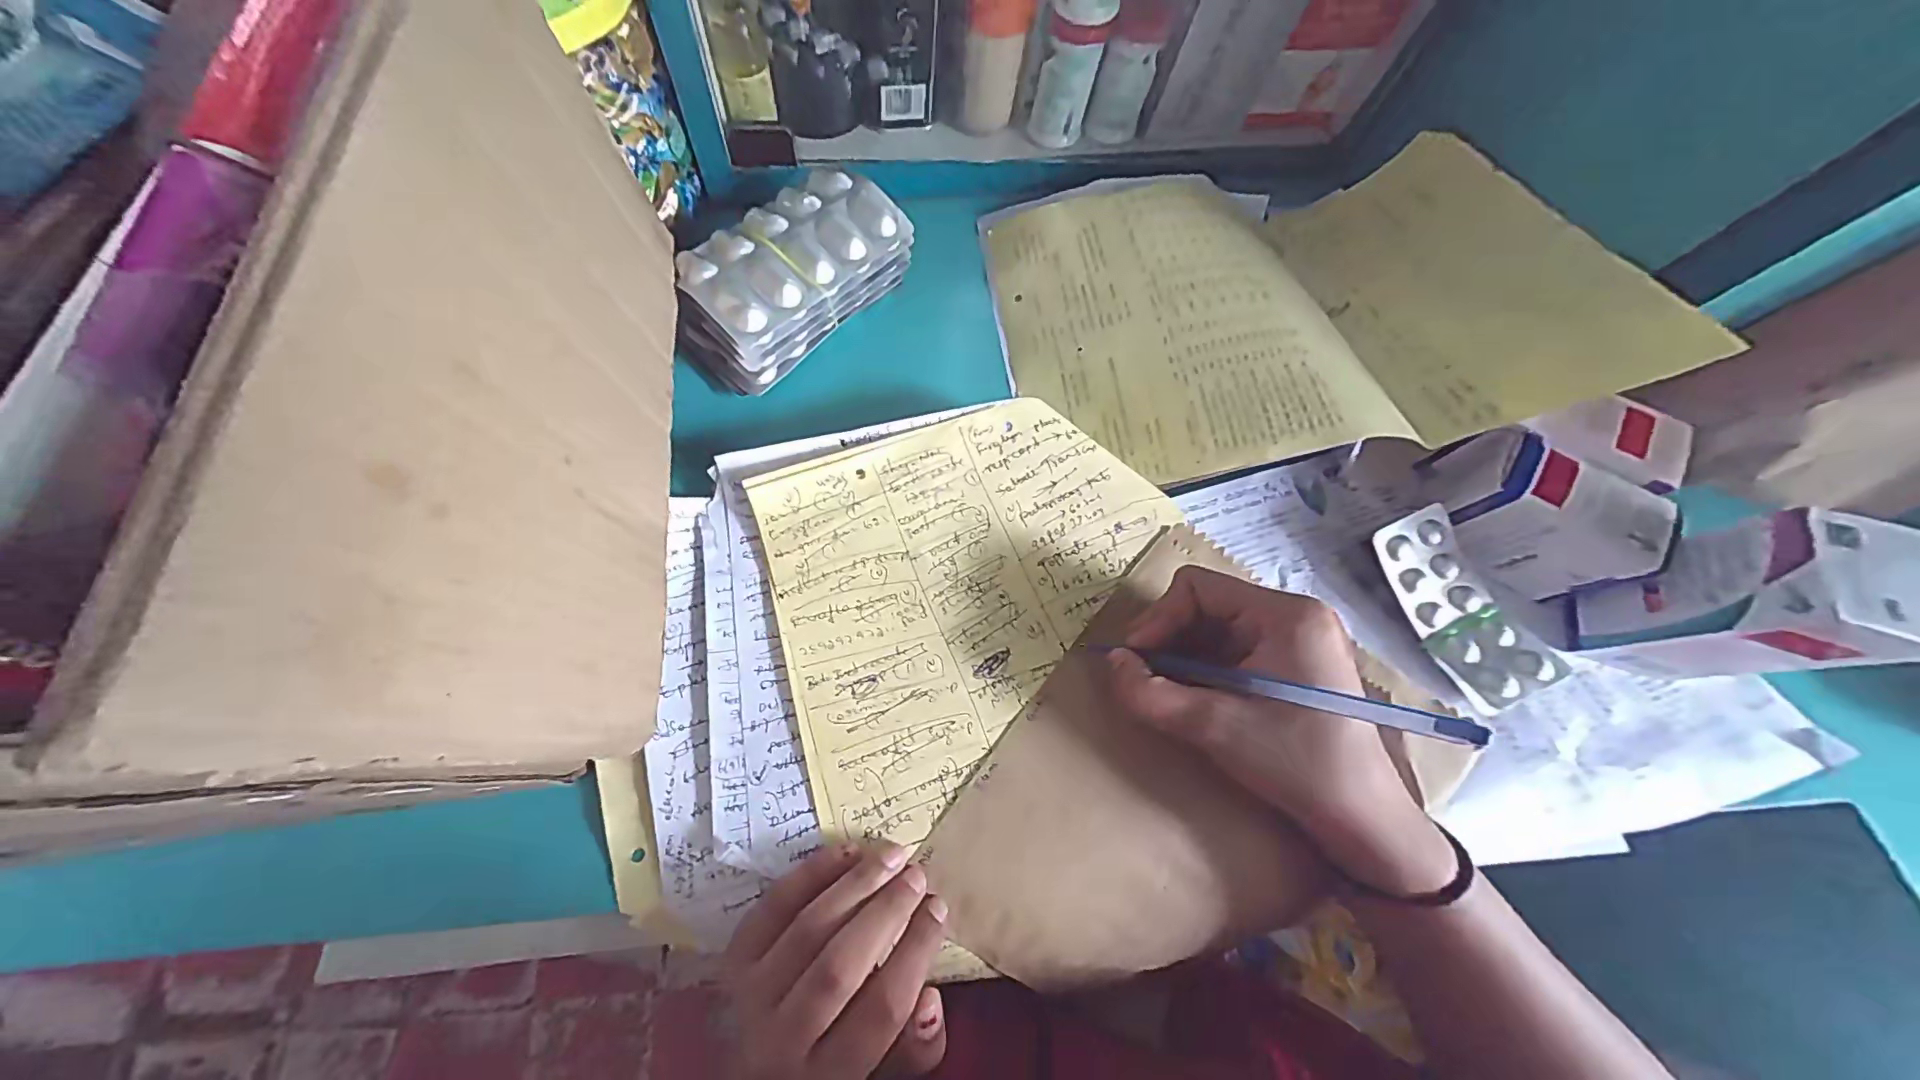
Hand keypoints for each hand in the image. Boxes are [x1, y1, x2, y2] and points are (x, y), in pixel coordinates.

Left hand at [722, 843, 949, 1078]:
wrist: (748, 1070)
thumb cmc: (825, 1064)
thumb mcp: (874, 1075)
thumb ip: (912, 1049)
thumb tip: (932, 997)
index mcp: (830, 1077)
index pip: (881, 1009)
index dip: (916, 951)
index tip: (939, 906)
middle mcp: (782, 1041)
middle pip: (840, 966)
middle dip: (887, 910)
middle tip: (917, 874)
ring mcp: (749, 998)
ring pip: (808, 931)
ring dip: (855, 884)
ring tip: (890, 855)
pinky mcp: (731, 961)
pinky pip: (774, 907)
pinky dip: (812, 873)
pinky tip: (847, 851)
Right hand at [1106, 566, 1453, 894]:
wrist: (1364, 821)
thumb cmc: (1296, 764)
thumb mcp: (1213, 727)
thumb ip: (1151, 693)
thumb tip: (1112, 663)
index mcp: (1286, 614)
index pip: (1198, 587)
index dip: (1158, 618)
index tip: (1137, 659)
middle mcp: (1296, 615)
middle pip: (1207, 604)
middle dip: (1169, 638)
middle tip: (1147, 677)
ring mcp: (1300, 639)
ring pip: (1217, 628)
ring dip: (1184, 656)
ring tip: (1169, 692)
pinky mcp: (1297, 664)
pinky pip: (1235, 650)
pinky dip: (1206, 669)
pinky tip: (1197, 699)